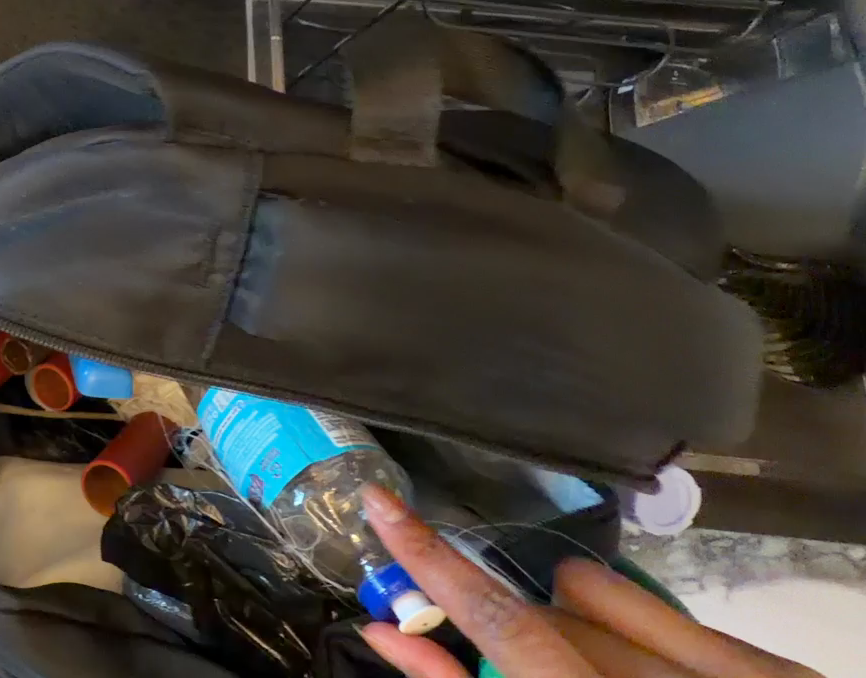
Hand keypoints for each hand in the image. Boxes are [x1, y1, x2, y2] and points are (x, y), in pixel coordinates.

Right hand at [357, 484, 821, 677]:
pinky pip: (657, 603)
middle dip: (517, 633)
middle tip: (522, 668)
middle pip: (547, 616)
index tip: (378, 500)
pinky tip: (646, 673)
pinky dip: (627, 625)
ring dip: (569, 622)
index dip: (434, 560)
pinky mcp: (783, 671)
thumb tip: (382, 632)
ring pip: (595, 595)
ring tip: (595, 674)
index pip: (508, 627)